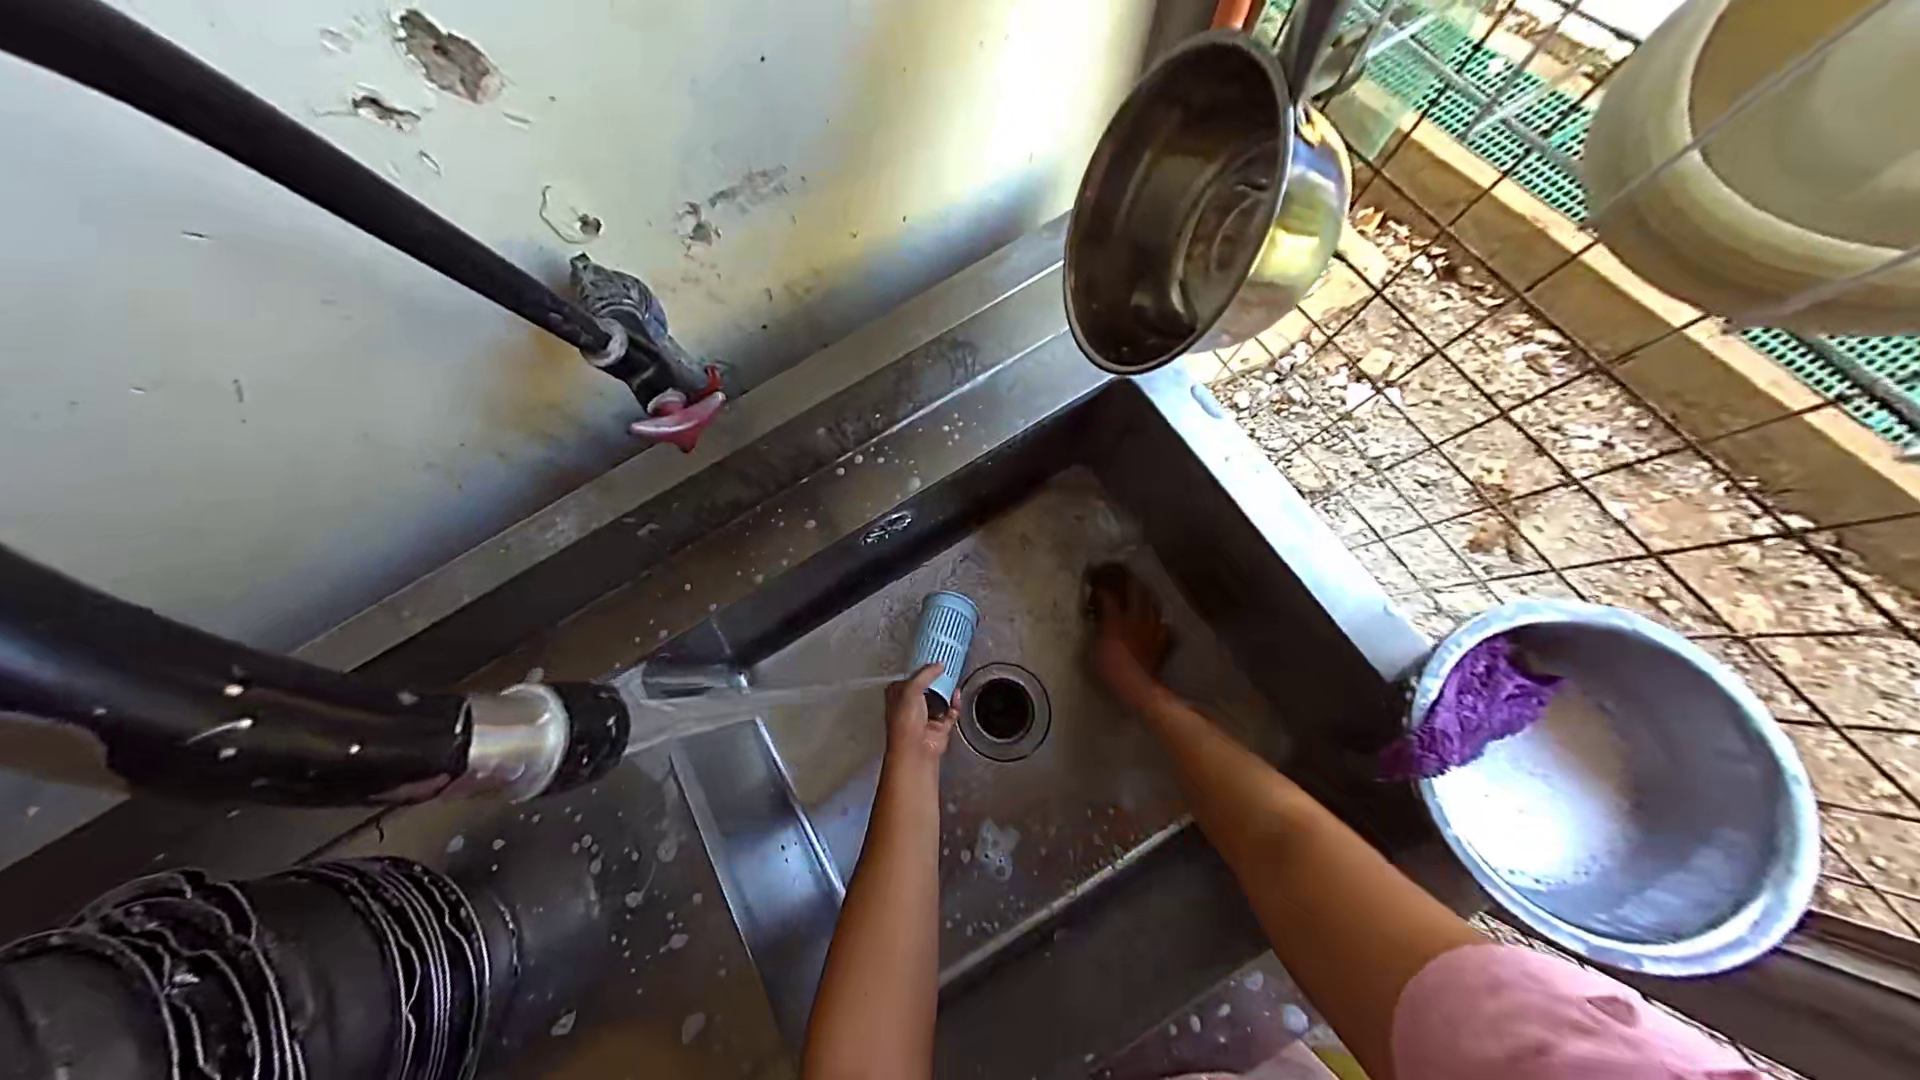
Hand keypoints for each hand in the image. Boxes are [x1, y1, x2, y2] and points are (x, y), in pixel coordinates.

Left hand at [884, 663, 957, 765]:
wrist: (915, 749)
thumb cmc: (904, 722)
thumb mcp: (911, 688)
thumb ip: (926, 674)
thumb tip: (938, 665)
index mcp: (898, 695)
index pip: (910, 677)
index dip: (921, 669)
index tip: (933, 660)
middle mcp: (911, 705)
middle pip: (927, 687)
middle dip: (937, 680)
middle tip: (946, 669)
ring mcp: (925, 716)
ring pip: (940, 699)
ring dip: (947, 691)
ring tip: (953, 680)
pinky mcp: (939, 726)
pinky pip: (951, 711)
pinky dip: (955, 704)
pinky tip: (956, 695)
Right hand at [1086, 563, 1172, 708]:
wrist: (1137, 686)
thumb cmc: (1111, 669)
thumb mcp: (1095, 649)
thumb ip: (1100, 631)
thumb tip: (1101, 622)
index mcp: (1116, 621)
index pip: (1110, 599)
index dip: (1104, 593)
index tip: (1100, 590)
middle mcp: (1135, 620)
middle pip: (1137, 595)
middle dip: (1133, 585)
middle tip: (1130, 581)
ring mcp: (1151, 629)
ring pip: (1153, 606)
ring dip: (1148, 599)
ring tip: (1146, 596)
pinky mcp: (1160, 640)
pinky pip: (1163, 625)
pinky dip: (1160, 620)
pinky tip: (1159, 621)